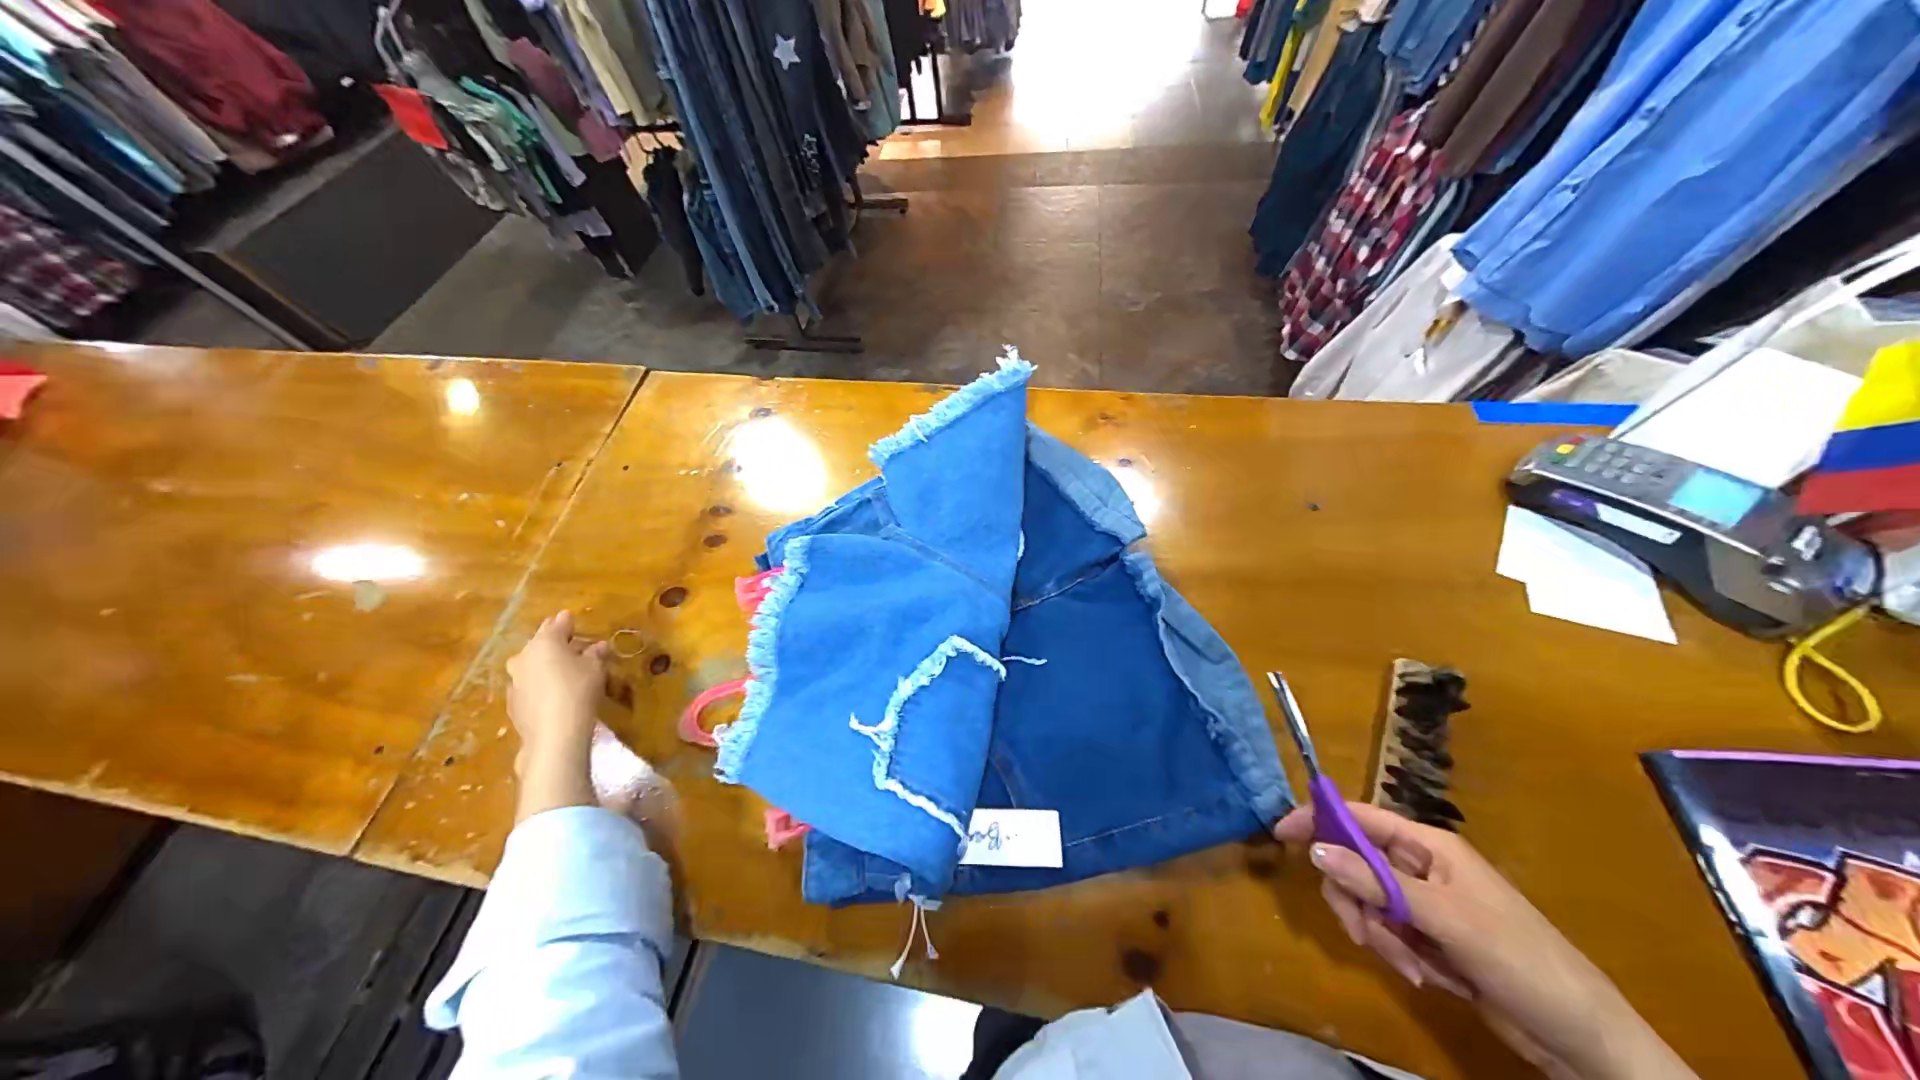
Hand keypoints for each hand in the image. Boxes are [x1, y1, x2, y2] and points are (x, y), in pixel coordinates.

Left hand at [505, 611, 608, 821]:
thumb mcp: (596, 668)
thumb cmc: (578, 690)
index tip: (572, 618)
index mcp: (544, 643)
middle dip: (554, 643)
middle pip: (540, 644)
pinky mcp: (513, 702)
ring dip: (545, 664)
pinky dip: (540, 684)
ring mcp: (515, 681)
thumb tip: (598, 646)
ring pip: (531, 665)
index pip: (557, 625)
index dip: (567, 622)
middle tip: (570, 644)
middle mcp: (524, 657)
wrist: (554, 734)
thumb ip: (595, 654)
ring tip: (562, 670)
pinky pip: (529, 685)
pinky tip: (552, 692)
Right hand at [1274, 802, 1695, 1079]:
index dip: (1319, 819)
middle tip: (1361, 934)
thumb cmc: (1518, 958)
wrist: (1581, 1036)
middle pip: (1355, 865)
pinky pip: (1386, 932)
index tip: (1281, 833)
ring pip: (1366, 902)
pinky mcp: (1428, 937)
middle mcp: (1421, 868)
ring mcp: (1424, 903)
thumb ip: (1375, 882)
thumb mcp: (1443, 919)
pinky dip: (1397, 954)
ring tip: (1414, 966)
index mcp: (1429, 846)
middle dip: (1355, 901)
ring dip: (1380, 936)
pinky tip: (1429, 976)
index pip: (1360, 818)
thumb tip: (1315, 849)